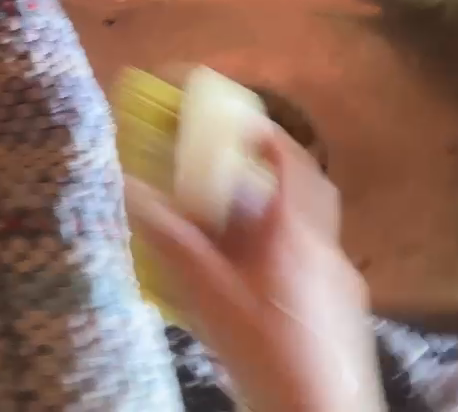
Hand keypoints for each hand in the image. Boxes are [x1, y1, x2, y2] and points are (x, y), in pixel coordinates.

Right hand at [126, 128, 382, 411]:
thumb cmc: (262, 341)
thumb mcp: (202, 284)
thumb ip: (165, 231)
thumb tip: (123, 182)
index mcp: (296, 235)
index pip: (294, 167)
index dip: (267, 135)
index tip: (233, 115)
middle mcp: (323, 251)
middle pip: (298, 194)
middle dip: (257, 170)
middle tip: (214, 162)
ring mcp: (334, 283)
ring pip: (294, 229)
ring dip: (255, 211)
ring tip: (209, 216)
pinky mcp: (331, 310)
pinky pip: (294, 257)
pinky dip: (262, 244)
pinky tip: (231, 267)